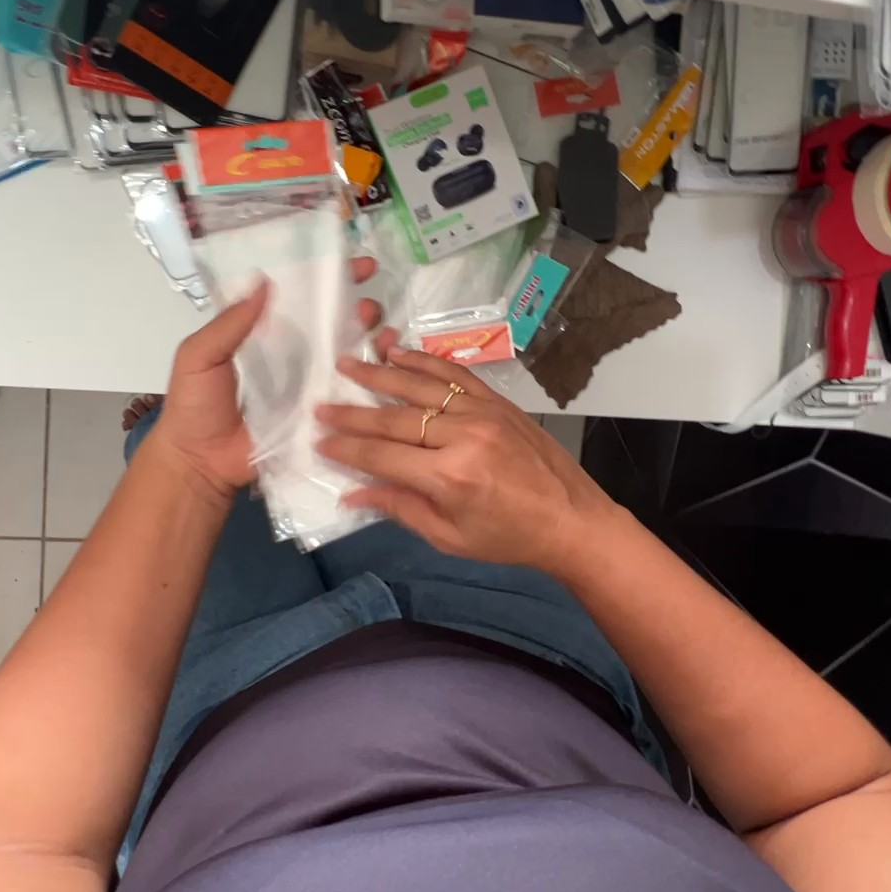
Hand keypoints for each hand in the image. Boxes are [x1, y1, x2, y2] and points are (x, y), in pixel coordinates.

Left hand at [150, 258, 386, 497]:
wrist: (201, 462)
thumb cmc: (194, 407)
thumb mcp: (200, 355)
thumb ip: (229, 323)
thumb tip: (263, 283)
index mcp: (264, 335)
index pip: (298, 298)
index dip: (324, 279)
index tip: (353, 262)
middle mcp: (292, 355)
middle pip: (332, 323)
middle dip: (357, 306)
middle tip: (369, 302)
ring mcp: (309, 386)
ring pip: (348, 354)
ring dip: (369, 336)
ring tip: (380, 328)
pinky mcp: (320, 414)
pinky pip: (349, 393)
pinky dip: (371, 377)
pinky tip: (386, 363)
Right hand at [315, 347, 625, 570]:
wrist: (572, 519)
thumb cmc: (509, 538)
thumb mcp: (450, 537)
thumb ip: (401, 508)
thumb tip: (353, 494)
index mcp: (449, 477)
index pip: (382, 457)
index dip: (347, 449)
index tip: (319, 441)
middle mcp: (463, 436)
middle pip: (395, 419)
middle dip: (353, 413)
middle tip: (321, 405)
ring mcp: (482, 413)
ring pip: (421, 386)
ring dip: (381, 374)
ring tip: (348, 364)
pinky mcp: (498, 402)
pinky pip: (454, 375)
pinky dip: (424, 362)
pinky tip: (399, 353)